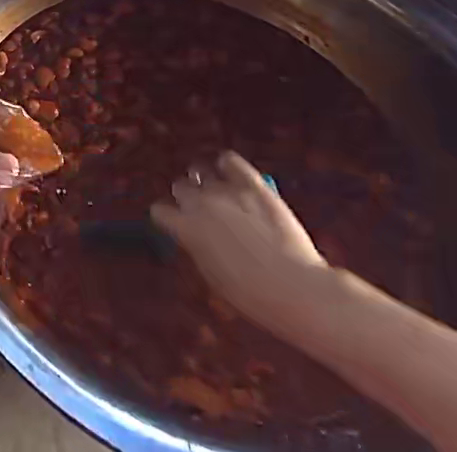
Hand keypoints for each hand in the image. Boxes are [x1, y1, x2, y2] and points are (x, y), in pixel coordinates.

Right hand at [151, 150, 328, 318]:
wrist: (296, 288)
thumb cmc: (251, 295)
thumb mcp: (213, 276)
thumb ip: (198, 248)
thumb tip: (194, 236)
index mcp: (187, 229)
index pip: (160, 212)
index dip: (167, 219)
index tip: (174, 224)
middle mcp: (202, 204)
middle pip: (181, 188)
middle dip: (187, 198)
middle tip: (200, 211)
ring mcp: (227, 192)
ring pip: (202, 173)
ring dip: (205, 184)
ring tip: (217, 193)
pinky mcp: (253, 185)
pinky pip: (231, 162)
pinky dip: (227, 165)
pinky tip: (230, 171)